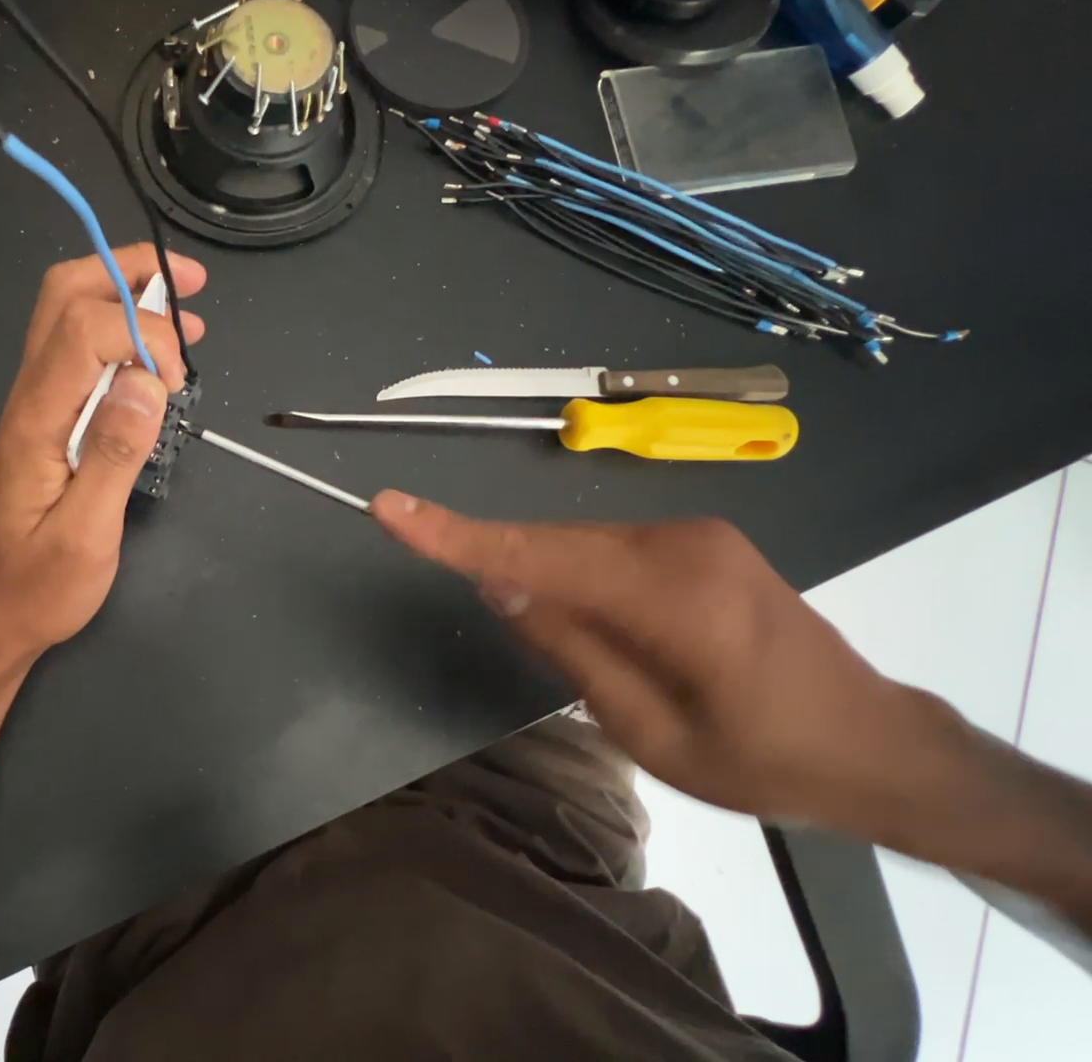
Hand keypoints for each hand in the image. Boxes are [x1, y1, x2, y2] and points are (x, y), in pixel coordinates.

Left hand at [0, 244, 205, 668]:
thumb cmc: (36, 590)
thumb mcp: (84, 537)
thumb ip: (115, 457)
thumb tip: (146, 380)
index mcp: (35, 422)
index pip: (82, 332)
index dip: (141, 331)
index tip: (179, 375)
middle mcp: (28, 401)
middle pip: (62, 298)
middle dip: (126, 273)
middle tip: (189, 285)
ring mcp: (33, 410)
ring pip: (66, 320)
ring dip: (124, 299)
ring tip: (186, 316)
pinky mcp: (45, 426)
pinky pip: (77, 358)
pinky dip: (118, 339)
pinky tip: (153, 364)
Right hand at [370, 491, 974, 837]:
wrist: (878, 748)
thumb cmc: (763, 761)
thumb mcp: (648, 731)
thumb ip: (570, 648)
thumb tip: (498, 585)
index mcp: (674, 599)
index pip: (538, 555)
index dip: (455, 534)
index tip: (389, 508)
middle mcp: (682, 546)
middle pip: (553, 545)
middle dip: (499, 566)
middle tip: (487, 616)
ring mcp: (696, 537)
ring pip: (576, 546)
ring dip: (540, 578)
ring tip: (568, 647)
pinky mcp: (699, 543)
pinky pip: (605, 550)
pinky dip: (572, 576)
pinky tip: (587, 622)